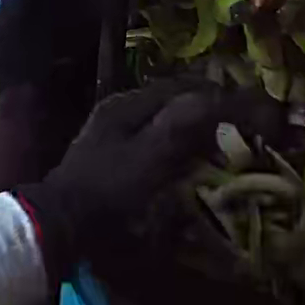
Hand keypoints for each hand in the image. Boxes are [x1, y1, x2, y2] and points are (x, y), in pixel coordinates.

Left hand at [15, 80, 223, 276]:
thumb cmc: (108, 189)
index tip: (241, 105)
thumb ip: (176, 128)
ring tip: (215, 140)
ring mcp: (112, 126)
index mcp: (127, 104)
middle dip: (201, 106)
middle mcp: (118, 106)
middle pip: (167, 97)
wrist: (63, 217)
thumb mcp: (147, 160)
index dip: (210, 94)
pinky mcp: (110, 147)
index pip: (176, 87)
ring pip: (158, 114)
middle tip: (233, 123)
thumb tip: (212, 98)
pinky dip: (173, 137)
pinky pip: (149, 131)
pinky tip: (183, 155)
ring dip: (187, 122)